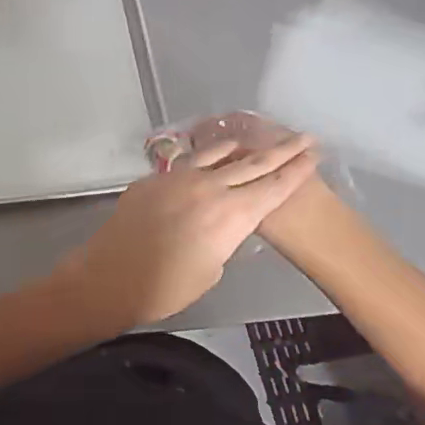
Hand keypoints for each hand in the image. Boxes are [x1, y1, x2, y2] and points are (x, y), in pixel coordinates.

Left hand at [54, 135, 318, 329]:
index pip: (275, 186)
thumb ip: (224, 238)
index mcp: (233, 214)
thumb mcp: (211, 269)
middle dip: (281, 149)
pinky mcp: (152, 180)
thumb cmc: (166, 288)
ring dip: (239, 146)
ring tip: (252, 140)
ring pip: (216, 153)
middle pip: (253, 162)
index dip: (297, 170)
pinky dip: (202, 159)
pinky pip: (185, 163)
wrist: (110, 278)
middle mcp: (209, 188)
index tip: (314, 154)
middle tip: (301, 136)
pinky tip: (205, 159)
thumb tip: (221, 223)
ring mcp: (178, 179)